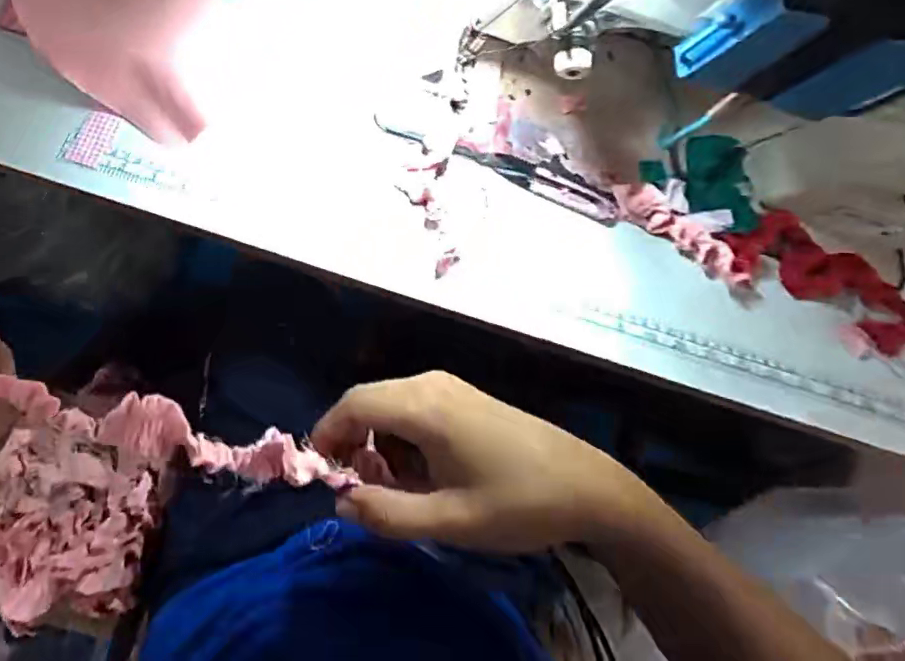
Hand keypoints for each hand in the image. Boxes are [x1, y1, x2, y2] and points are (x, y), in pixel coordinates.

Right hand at [311, 371, 667, 552]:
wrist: (584, 482)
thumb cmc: (516, 502)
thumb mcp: (449, 521)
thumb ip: (387, 513)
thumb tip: (341, 502)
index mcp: (424, 406)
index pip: (352, 404)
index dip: (326, 436)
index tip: (321, 478)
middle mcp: (432, 383)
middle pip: (368, 400)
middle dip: (352, 443)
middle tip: (363, 492)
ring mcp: (450, 386)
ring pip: (390, 404)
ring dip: (380, 443)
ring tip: (402, 490)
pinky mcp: (463, 395)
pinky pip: (413, 406)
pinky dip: (403, 436)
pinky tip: (426, 472)